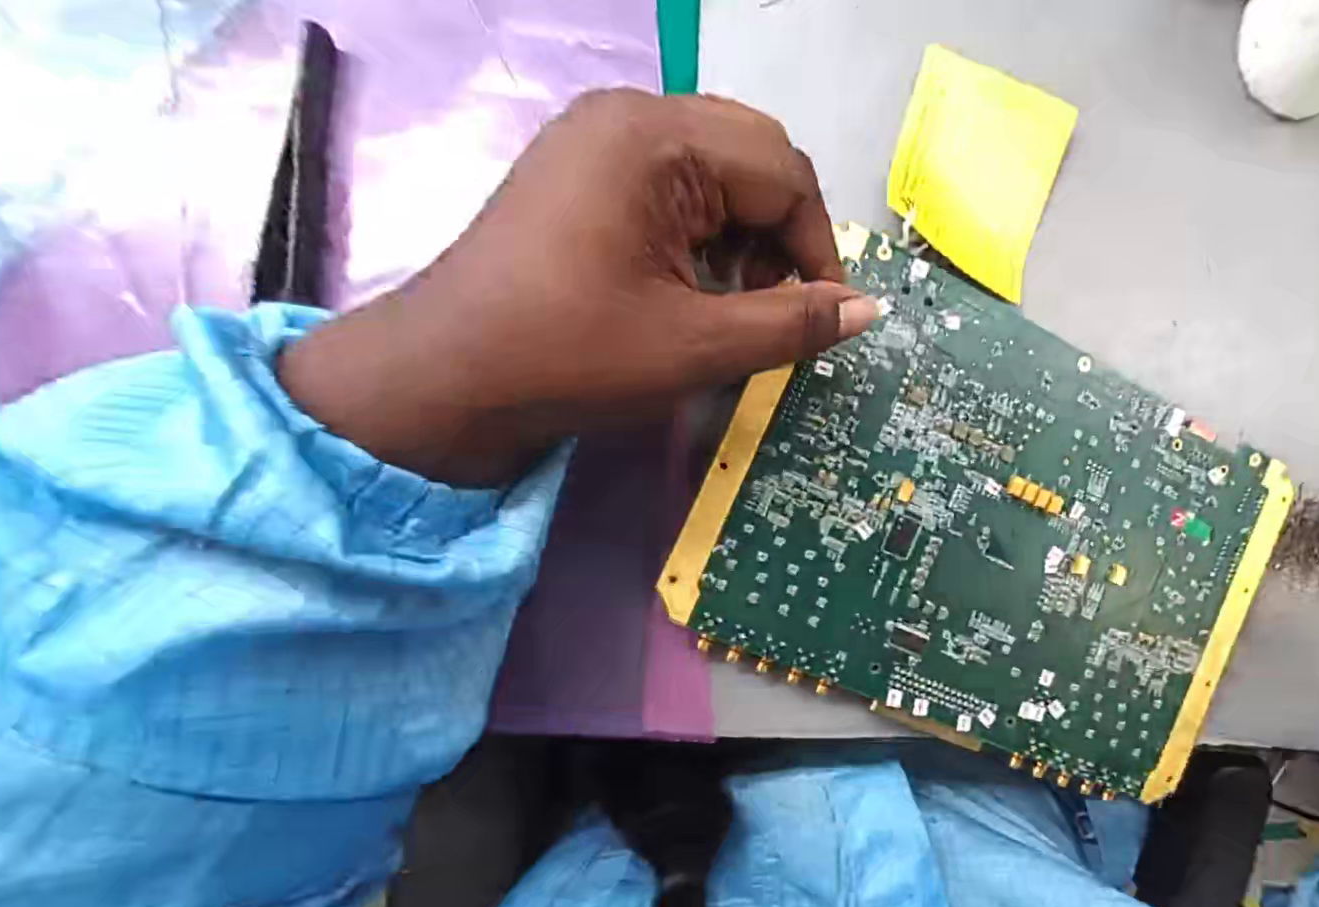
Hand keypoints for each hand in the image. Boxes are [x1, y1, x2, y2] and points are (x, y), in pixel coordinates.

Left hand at [280, 90, 877, 486]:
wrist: (450, 378)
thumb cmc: (572, 358)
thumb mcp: (696, 347)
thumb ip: (790, 324)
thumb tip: (868, 310)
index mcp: (657, 140)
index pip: (783, 172)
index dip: (819, 247)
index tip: (827, 316)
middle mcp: (628, 117)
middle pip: (750, 160)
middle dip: (780, 238)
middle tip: (775, 309)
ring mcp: (596, 143)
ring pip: (712, 175)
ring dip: (741, 239)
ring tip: (728, 306)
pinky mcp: (579, 177)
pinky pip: (668, 190)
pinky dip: (698, 238)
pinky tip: (686, 290)